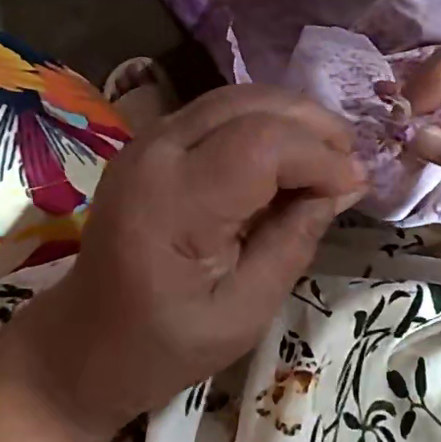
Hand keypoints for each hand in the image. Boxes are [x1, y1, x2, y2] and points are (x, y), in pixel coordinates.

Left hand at [0, 84, 366, 438]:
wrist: (84, 341)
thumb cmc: (165, 343)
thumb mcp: (245, 310)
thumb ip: (295, 239)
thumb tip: (345, 183)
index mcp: (174, 204)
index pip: (262, 144)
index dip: (319, 155)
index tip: (356, 185)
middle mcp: (155, 154)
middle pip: (248, 105)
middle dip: (310, 123)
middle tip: (350, 160)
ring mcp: (145, 141)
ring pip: (233, 98)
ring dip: (287, 116)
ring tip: (326, 153)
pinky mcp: (148, 143)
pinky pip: (215, 111)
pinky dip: (259, 121)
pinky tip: (285, 152)